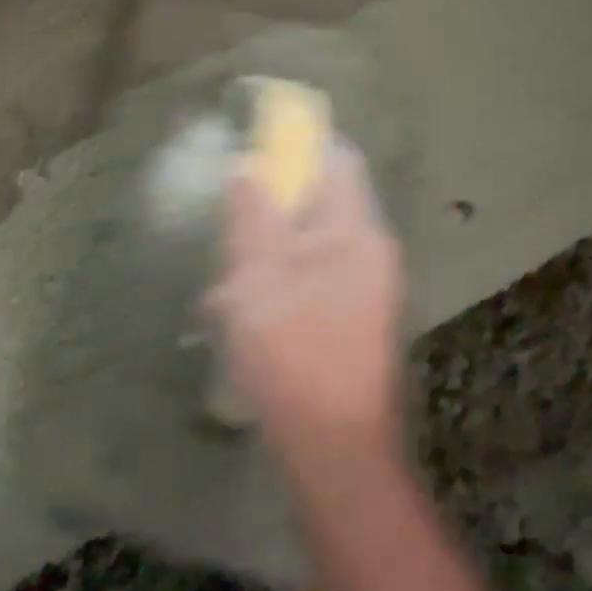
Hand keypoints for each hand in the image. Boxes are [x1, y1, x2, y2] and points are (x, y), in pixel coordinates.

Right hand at [205, 142, 404, 444]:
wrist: (330, 447)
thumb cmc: (292, 351)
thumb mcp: (257, 275)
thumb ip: (252, 214)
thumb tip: (248, 163)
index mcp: (355, 233)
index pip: (337, 159)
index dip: (297, 143)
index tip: (252, 147)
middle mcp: (368, 253)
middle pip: (315, 204)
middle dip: (265, 214)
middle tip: (226, 242)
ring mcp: (362, 290)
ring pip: (304, 247)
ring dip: (261, 258)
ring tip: (223, 296)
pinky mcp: (349, 322)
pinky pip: (308, 281)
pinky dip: (273, 287)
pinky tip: (240, 321)